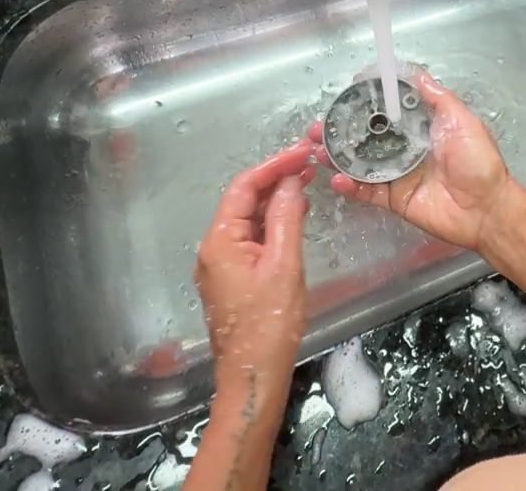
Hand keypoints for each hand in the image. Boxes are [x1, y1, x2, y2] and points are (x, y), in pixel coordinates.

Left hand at [194, 141, 316, 425]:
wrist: (255, 375)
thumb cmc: (271, 322)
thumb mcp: (284, 264)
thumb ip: (287, 217)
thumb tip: (292, 182)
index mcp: (220, 242)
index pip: (244, 188)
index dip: (274, 165)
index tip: (303, 151)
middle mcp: (214, 249)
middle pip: (243, 200)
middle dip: (276, 178)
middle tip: (311, 162)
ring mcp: (223, 264)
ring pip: (249, 218)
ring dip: (276, 197)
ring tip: (308, 180)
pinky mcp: (235, 277)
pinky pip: (253, 236)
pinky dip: (274, 219)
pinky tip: (296, 213)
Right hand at [327, 68, 525, 252]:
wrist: (486, 208)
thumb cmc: (478, 161)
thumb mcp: (463, 121)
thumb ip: (437, 98)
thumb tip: (416, 72)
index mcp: (423, 129)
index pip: (391, 111)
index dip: (370, 101)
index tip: (350, 91)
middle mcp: (407, 149)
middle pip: (369, 136)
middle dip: (344, 130)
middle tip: (320, 126)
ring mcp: (398, 175)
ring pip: (361, 163)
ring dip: (338, 156)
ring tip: (318, 149)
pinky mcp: (394, 199)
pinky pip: (367, 191)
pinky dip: (349, 185)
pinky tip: (336, 178)